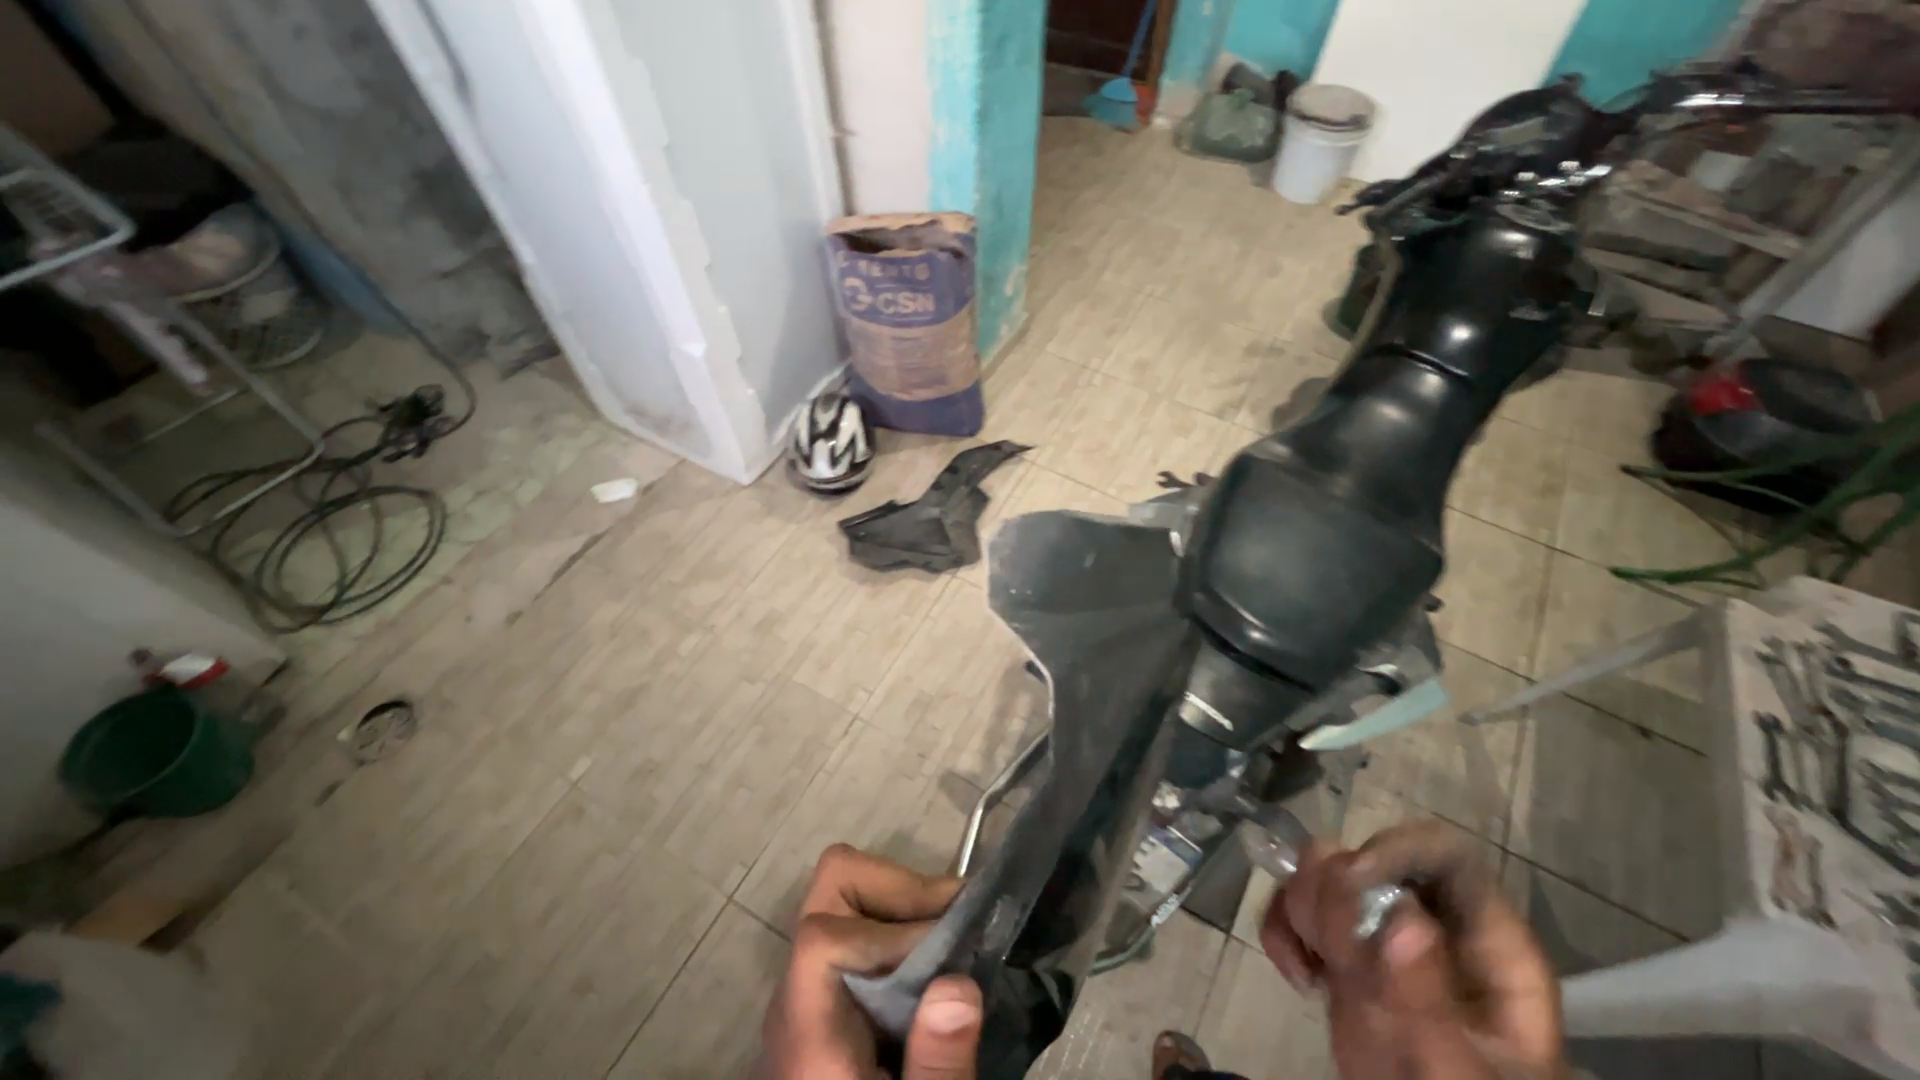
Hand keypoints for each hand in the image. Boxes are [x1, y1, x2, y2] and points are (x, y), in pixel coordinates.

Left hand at [761, 844, 981, 1078]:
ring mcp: (810, 992)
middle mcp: (799, 996)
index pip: (823, 939)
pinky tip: (938, 967)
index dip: (891, 932)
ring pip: (843, 898)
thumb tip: (958, 981)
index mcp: (811, 1034)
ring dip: (903, 905)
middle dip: (899, 891)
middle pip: (830, 888)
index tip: (951, 960)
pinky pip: (856, 928)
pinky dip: (900, 929)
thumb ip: (937, 1065)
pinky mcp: (827, 999)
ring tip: (956, 941)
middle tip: (958, 925)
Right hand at [1260, 822, 1564, 1079]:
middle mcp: (1432, 923)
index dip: (1394, 853)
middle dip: (1334, 892)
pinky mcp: (1342, 957)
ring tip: (1317, 969)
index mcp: (1487, 940)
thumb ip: (1429, 1000)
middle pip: (1369, 856)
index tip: (1350, 884)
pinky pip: (1297, 910)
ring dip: (1303, 909)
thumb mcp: (1457, 1068)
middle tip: (1331, 952)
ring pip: (1324, 872)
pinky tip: (1298, 977)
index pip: (1442, 855)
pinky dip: (1281, 929)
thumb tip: (1401, 918)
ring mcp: (1382, 937)